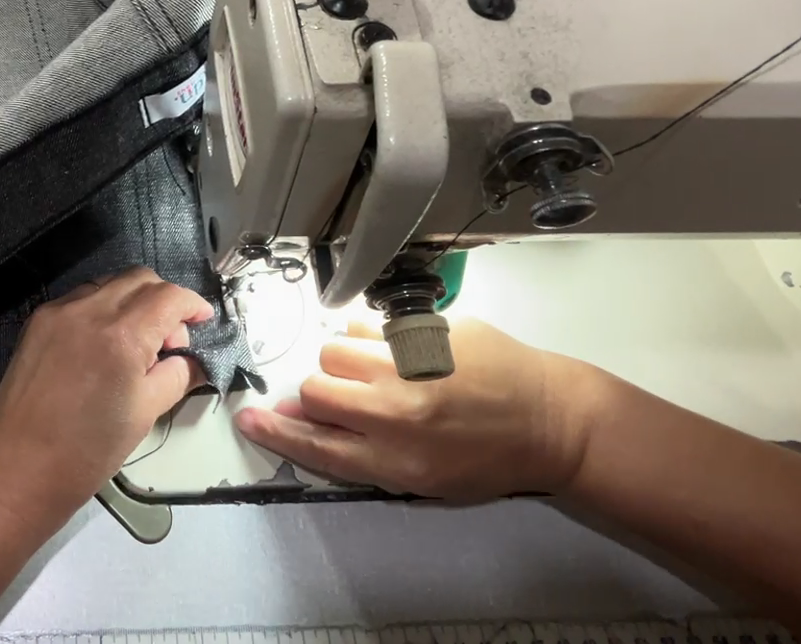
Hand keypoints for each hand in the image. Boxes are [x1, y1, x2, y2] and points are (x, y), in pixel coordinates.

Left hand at [0, 268, 210, 524]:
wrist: (21, 465)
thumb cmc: (88, 449)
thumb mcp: (147, 412)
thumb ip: (177, 373)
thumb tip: (191, 357)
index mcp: (122, 335)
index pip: (169, 297)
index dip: (192, 305)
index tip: (202, 320)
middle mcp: (89, 311)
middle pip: (140, 279)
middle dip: (164, 299)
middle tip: (170, 339)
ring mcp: (60, 311)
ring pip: (110, 283)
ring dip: (133, 301)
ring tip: (137, 343)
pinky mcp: (39, 320)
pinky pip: (82, 297)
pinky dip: (103, 308)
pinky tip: (105, 343)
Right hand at [235, 318, 605, 501]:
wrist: (552, 420)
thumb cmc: (486, 458)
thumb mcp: (425, 476)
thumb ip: (365, 450)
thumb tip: (308, 416)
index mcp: (398, 461)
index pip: (318, 447)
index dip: (278, 432)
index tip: (249, 418)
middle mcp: (397, 413)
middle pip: (316, 390)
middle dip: (319, 390)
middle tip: (343, 393)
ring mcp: (411, 366)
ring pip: (335, 348)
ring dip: (344, 359)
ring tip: (374, 367)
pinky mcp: (424, 331)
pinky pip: (368, 324)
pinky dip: (370, 336)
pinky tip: (399, 349)